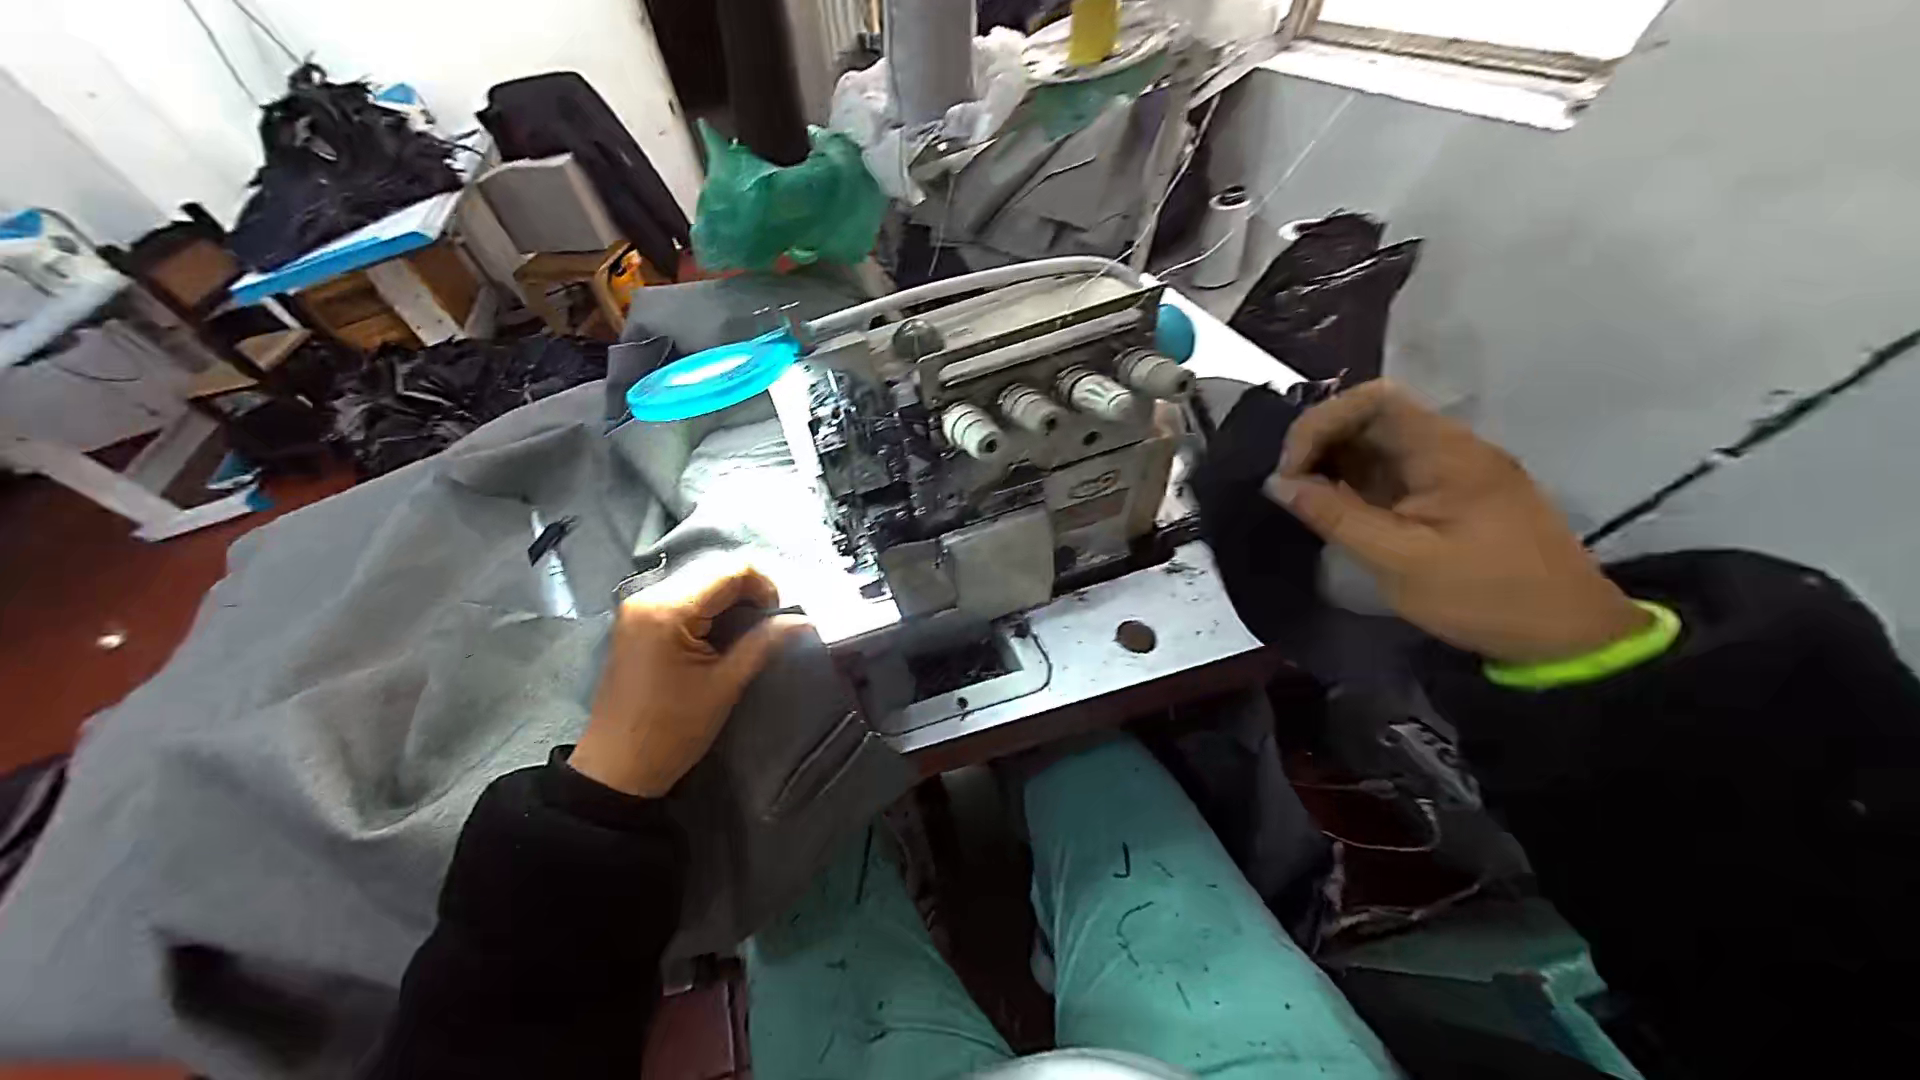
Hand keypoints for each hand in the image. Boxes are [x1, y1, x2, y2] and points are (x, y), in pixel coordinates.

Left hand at [570, 562, 808, 796]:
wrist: (617, 768)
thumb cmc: (672, 729)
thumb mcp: (726, 684)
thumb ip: (764, 643)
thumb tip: (803, 620)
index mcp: (667, 610)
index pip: (730, 571)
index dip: (764, 586)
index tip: (778, 617)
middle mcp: (648, 596)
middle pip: (714, 570)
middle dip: (749, 591)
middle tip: (767, 624)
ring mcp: (638, 606)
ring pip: (701, 580)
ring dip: (731, 598)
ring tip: (748, 630)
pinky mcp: (638, 620)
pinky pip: (685, 596)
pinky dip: (710, 607)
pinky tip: (721, 633)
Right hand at [1265, 381, 1648, 664]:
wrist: (1565, 635)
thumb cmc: (1484, 595)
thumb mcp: (1398, 561)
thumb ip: (1335, 516)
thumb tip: (1277, 482)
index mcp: (1447, 452)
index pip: (1374, 400)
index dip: (1321, 422)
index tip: (1291, 469)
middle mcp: (1449, 449)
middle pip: (1370, 417)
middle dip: (1319, 444)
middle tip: (1290, 487)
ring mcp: (1448, 471)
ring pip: (1375, 444)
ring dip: (1331, 464)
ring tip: (1304, 500)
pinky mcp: (1445, 494)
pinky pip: (1387, 471)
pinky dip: (1351, 483)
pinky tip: (1333, 510)